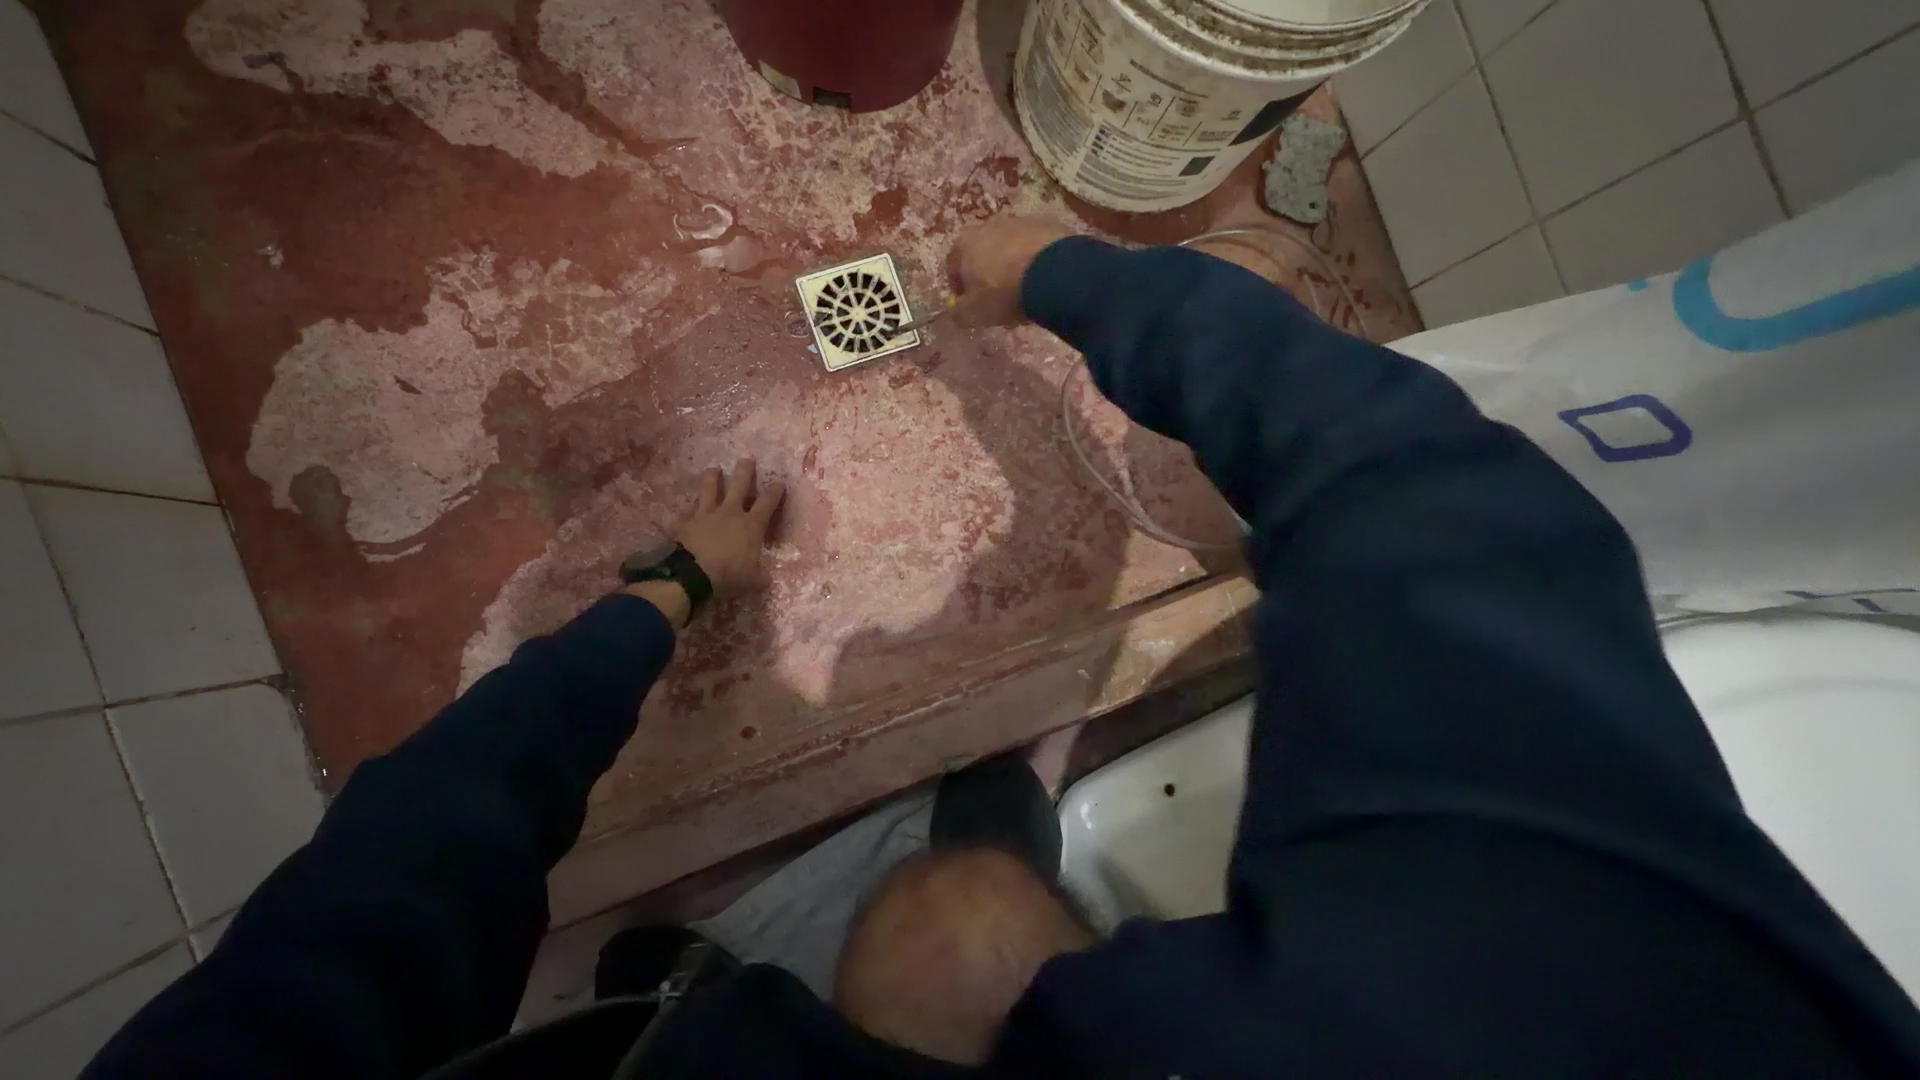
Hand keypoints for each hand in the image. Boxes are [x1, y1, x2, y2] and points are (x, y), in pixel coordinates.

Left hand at [676, 457, 785, 597]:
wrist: (693, 575)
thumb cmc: (729, 575)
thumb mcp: (753, 580)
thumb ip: (760, 576)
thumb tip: (767, 578)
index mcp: (751, 525)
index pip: (768, 503)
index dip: (775, 491)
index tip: (779, 482)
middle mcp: (730, 513)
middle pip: (739, 485)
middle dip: (745, 471)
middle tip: (746, 459)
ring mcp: (705, 515)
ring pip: (709, 489)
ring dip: (712, 478)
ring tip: (713, 469)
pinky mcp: (684, 522)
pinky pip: (682, 514)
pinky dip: (682, 513)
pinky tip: (677, 512)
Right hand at [947, 216, 1073, 326]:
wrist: (1051, 272)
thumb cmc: (1002, 292)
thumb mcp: (974, 313)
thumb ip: (959, 313)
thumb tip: (956, 312)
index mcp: (965, 243)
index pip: (953, 265)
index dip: (959, 287)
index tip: (968, 304)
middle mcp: (988, 225)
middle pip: (983, 254)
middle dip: (987, 276)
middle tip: (997, 301)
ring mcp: (1019, 222)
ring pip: (1009, 249)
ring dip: (1012, 268)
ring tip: (1023, 293)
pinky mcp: (1046, 225)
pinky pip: (1033, 248)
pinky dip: (1034, 262)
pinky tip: (1042, 282)